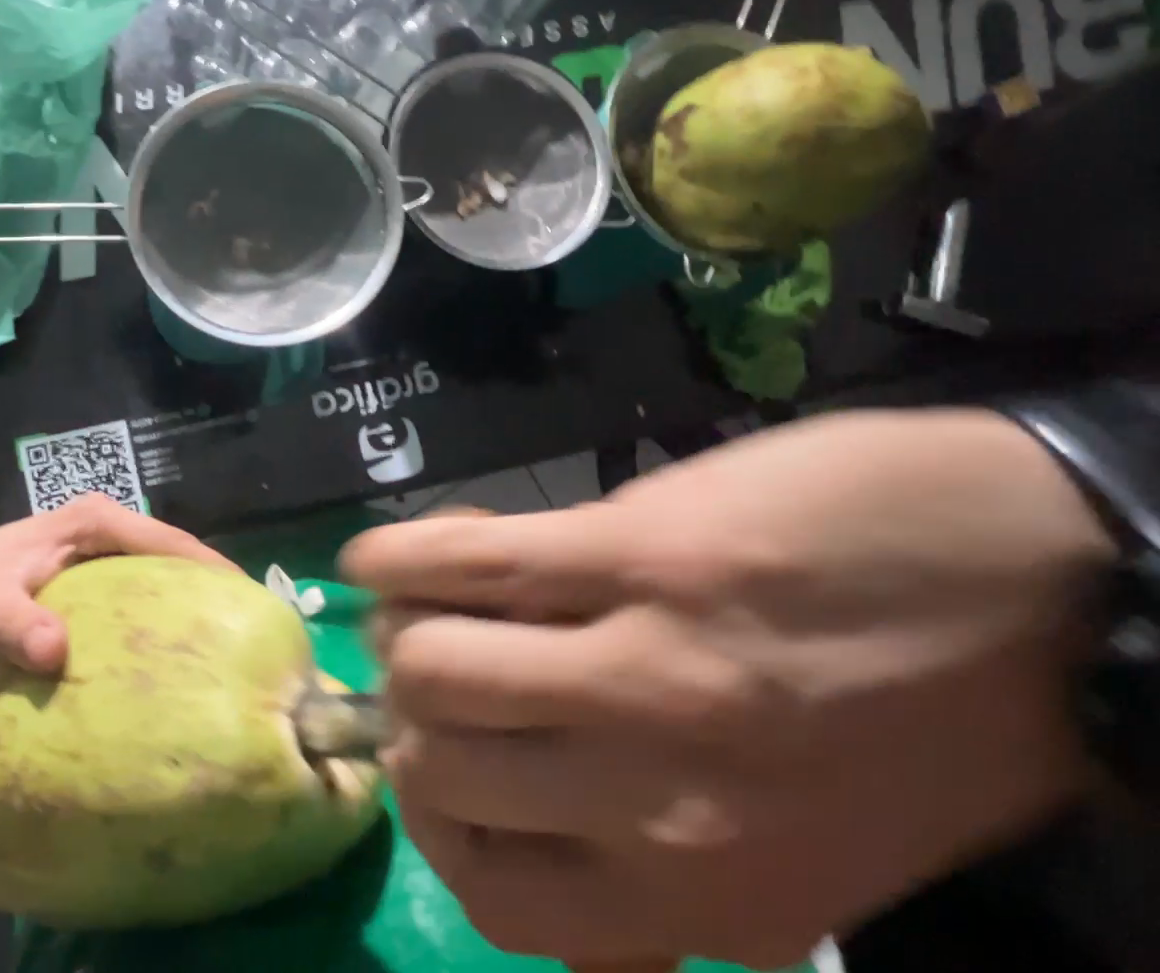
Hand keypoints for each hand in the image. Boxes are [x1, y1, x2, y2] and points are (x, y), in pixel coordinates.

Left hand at [0, 493, 234, 680]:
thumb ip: (12, 621)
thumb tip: (58, 652)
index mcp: (91, 522)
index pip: (164, 538)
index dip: (208, 566)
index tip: (247, 603)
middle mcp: (105, 537)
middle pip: (174, 559)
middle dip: (212, 591)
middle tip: (253, 634)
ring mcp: (102, 568)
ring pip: (162, 584)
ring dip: (192, 611)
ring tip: (230, 650)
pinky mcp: (95, 598)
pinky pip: (142, 607)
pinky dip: (162, 629)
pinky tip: (179, 664)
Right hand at [341, 410, 1116, 966]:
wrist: (1064, 587)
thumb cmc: (922, 731)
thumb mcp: (803, 868)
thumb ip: (661, 893)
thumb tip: (526, 871)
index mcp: (699, 898)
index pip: (489, 896)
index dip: (439, 824)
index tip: (444, 765)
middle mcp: (656, 801)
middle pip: (434, 765)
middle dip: (412, 716)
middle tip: (437, 670)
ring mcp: (640, 666)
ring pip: (427, 662)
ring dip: (400, 633)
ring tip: (428, 609)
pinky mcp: (633, 551)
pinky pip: (454, 561)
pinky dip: (393, 559)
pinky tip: (387, 558)